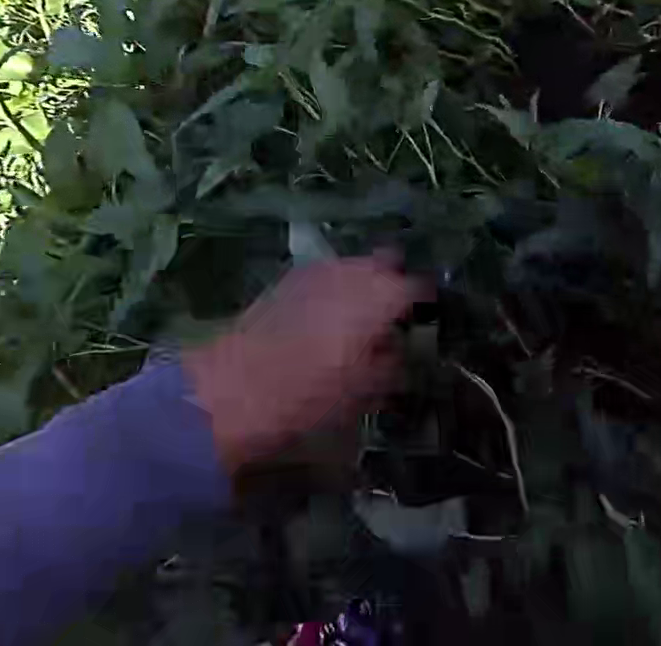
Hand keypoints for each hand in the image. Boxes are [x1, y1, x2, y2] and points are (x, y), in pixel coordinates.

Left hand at [184, 254, 424, 472]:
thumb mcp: (361, 391)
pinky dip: (337, 284)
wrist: (234, 388)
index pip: (417, 285)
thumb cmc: (307, 396)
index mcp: (379, 297)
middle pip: (386, 263)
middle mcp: (352, 272)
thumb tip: (398, 349)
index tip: (426, 316)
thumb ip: (390, 363)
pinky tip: (328, 311)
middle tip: (394, 314)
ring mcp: (319, 269)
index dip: (425, 300)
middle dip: (393, 282)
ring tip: (360, 314)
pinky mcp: (291, 276)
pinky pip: (328, 271)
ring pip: (355, 264)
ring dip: (364, 281)